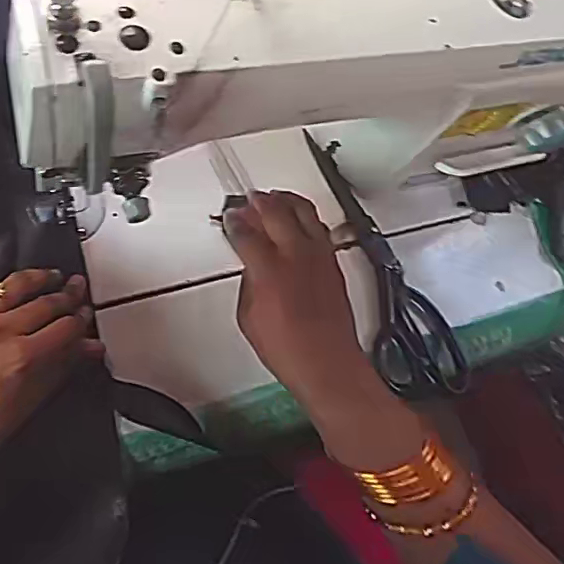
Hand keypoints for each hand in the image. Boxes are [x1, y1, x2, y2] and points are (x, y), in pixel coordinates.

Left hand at [0, 236, 101, 489]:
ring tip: (50, 276)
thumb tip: (87, 351)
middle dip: (67, 296)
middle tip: (76, 292)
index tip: (86, 316)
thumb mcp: (30, 403)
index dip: (82, 319)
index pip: (66, 326)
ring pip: (15, 284)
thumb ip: (62, 368)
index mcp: (23, 356)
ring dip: (38, 276)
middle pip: (46, 303)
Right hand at [225, 191, 375, 407]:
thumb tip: (250, 267)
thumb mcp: (248, 316)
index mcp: (268, 268)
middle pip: (274, 211)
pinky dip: (304, 215)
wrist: (328, 364)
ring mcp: (318, 256)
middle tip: (248, 200)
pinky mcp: (333, 263)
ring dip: (284, 201)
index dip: (234, 221)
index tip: (230, 217)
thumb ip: (248, 282)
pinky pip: (318, 226)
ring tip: (273, 198)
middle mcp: (295, 255)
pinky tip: (297, 217)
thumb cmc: (288, 349)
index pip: (245, 232)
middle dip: (257, 203)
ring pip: (301, 211)